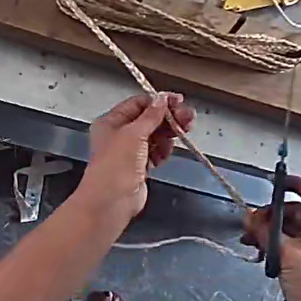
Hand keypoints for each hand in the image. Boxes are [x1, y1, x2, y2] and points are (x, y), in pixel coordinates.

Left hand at [72, 92, 191, 227]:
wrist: (112, 201)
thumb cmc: (117, 164)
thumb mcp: (134, 133)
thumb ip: (151, 116)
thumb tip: (162, 99)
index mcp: (111, 121)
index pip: (137, 104)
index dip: (158, 101)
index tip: (178, 101)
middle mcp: (119, 134)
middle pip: (148, 120)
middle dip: (168, 117)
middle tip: (188, 117)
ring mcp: (129, 152)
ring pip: (154, 136)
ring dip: (169, 133)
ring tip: (184, 131)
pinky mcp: (139, 167)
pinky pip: (155, 152)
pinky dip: (163, 150)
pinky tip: (168, 151)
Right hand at [242, 175, 300, 300]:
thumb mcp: (287, 256)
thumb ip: (266, 233)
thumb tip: (249, 218)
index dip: (297, 184)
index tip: (277, 182)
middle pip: (298, 211)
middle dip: (273, 215)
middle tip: (253, 222)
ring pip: (292, 228)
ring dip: (271, 230)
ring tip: (251, 238)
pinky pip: (292, 243)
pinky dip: (276, 243)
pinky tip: (261, 250)